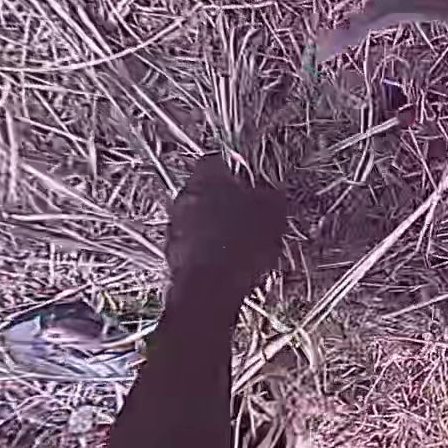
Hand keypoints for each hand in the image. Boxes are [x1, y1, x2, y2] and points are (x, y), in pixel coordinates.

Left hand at [165, 154, 286, 302]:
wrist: (213, 287)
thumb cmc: (240, 245)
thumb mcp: (273, 214)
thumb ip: (272, 196)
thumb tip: (274, 193)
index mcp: (208, 178)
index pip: (218, 161)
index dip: (237, 172)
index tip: (250, 182)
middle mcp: (185, 196)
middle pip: (206, 189)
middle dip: (226, 199)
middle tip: (249, 211)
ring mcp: (176, 225)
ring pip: (198, 216)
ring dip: (216, 224)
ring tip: (242, 239)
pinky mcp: (174, 252)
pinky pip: (194, 241)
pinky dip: (208, 246)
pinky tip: (229, 258)